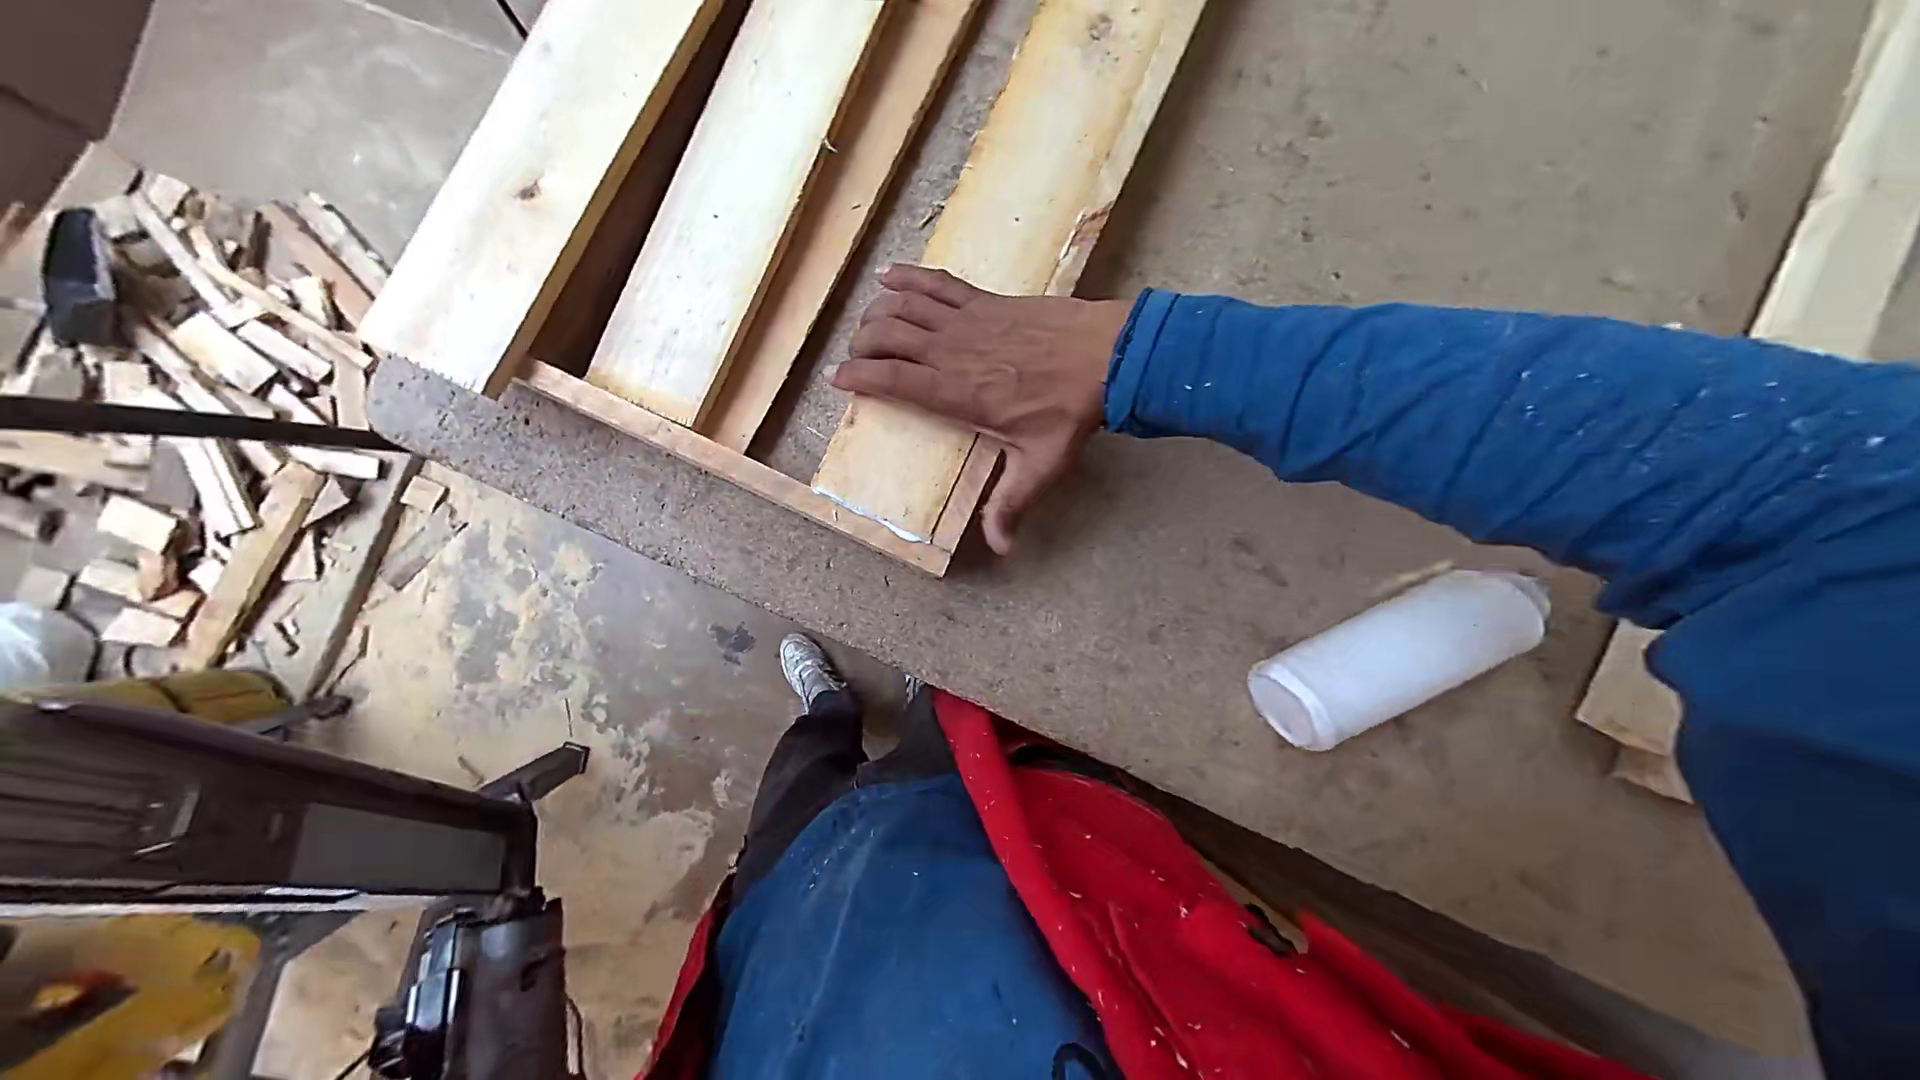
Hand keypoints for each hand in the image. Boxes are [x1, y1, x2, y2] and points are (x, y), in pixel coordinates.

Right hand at [832, 265, 1131, 553]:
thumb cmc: (1069, 411)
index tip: (839, 380)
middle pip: (888, 336)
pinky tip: (889, 276)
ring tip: (868, 326)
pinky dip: (908, 276)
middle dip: (862, 345)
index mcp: (957, 393)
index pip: (893, 378)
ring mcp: (967, 320)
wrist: (1106, 355)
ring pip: (904, 305)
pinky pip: (936, 282)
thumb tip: (1001, 548)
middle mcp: (952, 352)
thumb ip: (1012, 504)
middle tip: (858, 358)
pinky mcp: (984, 299)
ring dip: (878, 312)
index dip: (859, 376)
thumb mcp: (1040, 465)